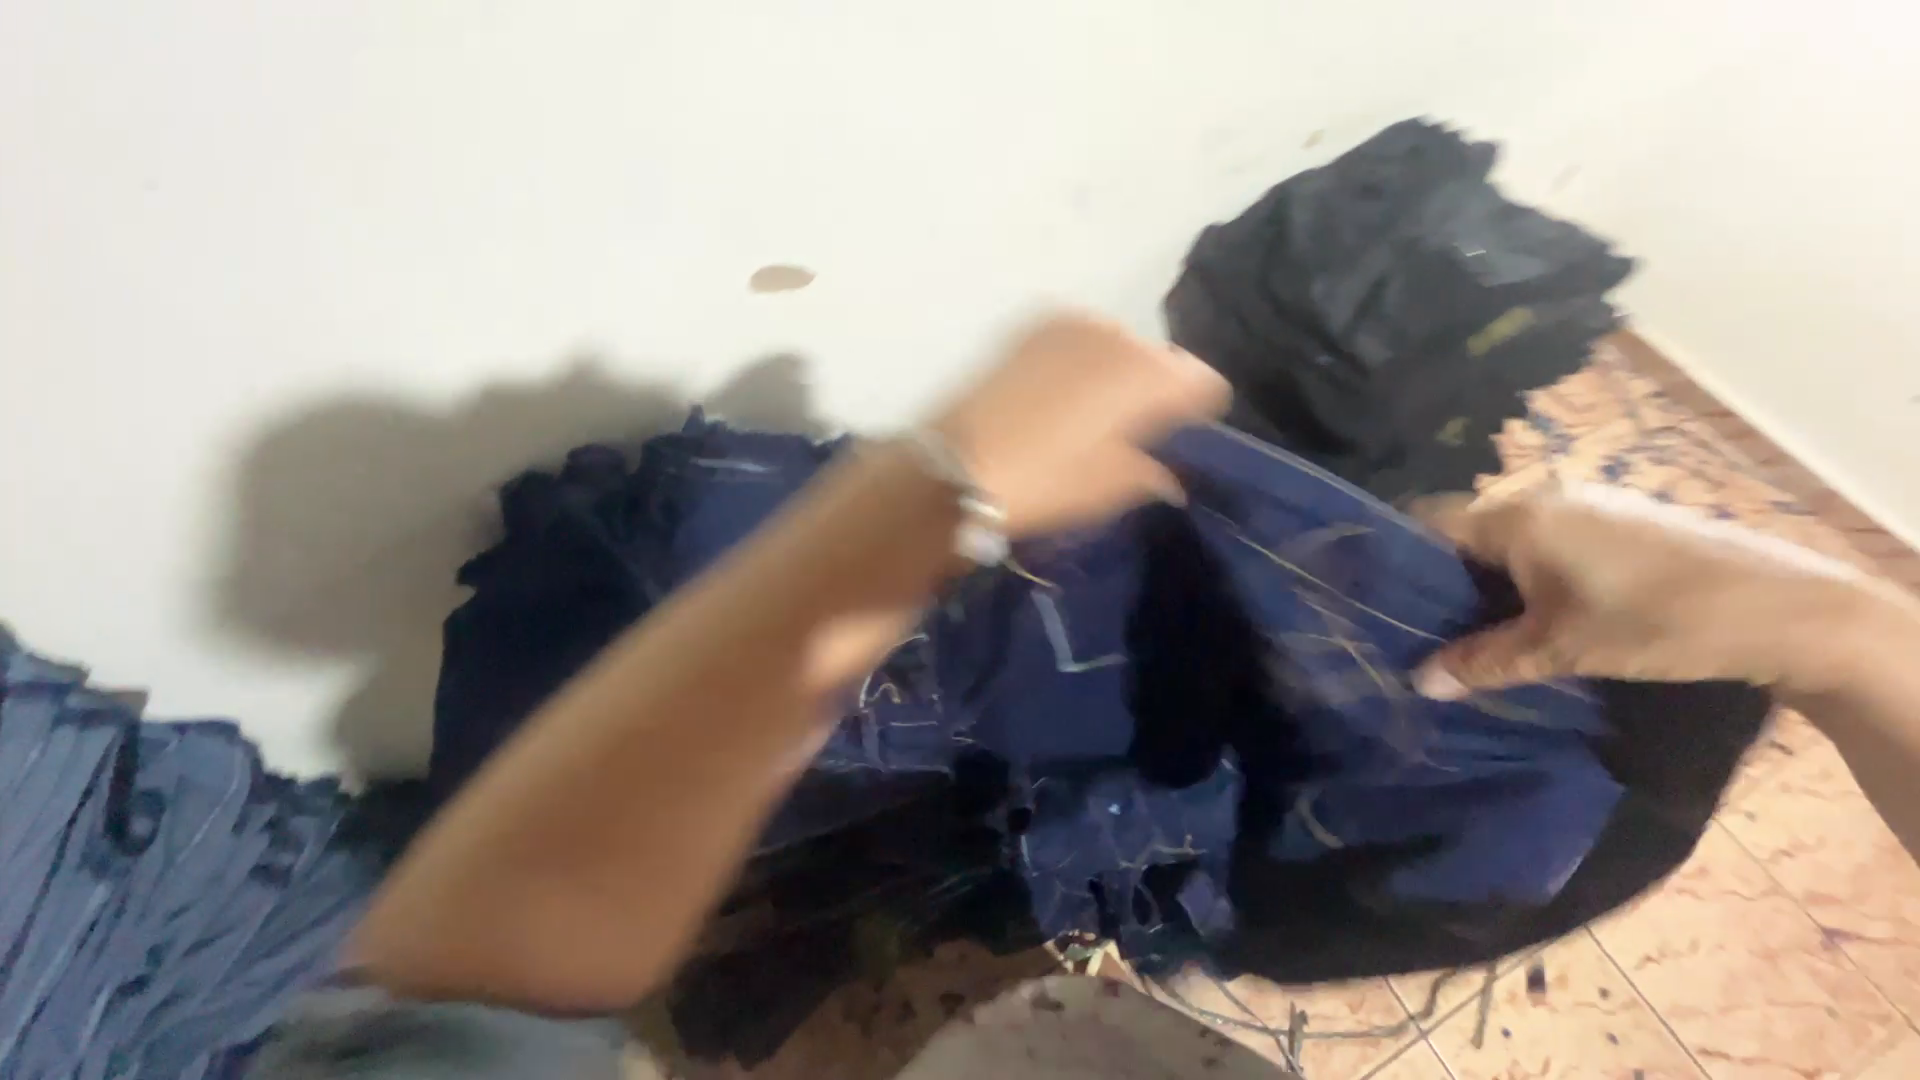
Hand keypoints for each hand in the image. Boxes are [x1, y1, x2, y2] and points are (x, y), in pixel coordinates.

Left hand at [927, 313, 1229, 535]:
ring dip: (1115, 372)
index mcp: (1147, 375)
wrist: (953, 464)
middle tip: (1126, 431)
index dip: (1195, 412)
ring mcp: (1072, 323)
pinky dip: (1080, 361)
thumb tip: (1169, 474)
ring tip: (1085, 413)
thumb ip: (1153, 473)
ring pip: (1118, 344)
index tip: (1177, 438)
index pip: (1203, 381)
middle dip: (1151, 390)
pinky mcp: (1032, 327)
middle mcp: (1117, 336)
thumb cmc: (1041, 481)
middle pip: (1158, 359)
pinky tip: (1056, 394)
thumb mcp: (1107, 489)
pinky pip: (1079, 338)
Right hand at [1408, 481, 1885, 698]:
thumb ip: (1483, 662)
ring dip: (1490, 577)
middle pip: (1467, 530)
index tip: (1378, 594)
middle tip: (1425, 622)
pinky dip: (1529, 572)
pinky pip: (1549, 540)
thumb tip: (1419, 684)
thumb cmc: (1657, 621)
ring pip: (1511, 538)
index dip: (1397, 554)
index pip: (1428, 521)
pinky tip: (1540, 611)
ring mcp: (1590, 505)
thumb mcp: (1559, 649)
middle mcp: (1546, 498)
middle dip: (1442, 575)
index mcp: (1517, 517)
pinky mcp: (1624, 521)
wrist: (1794, 613)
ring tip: (1478, 624)